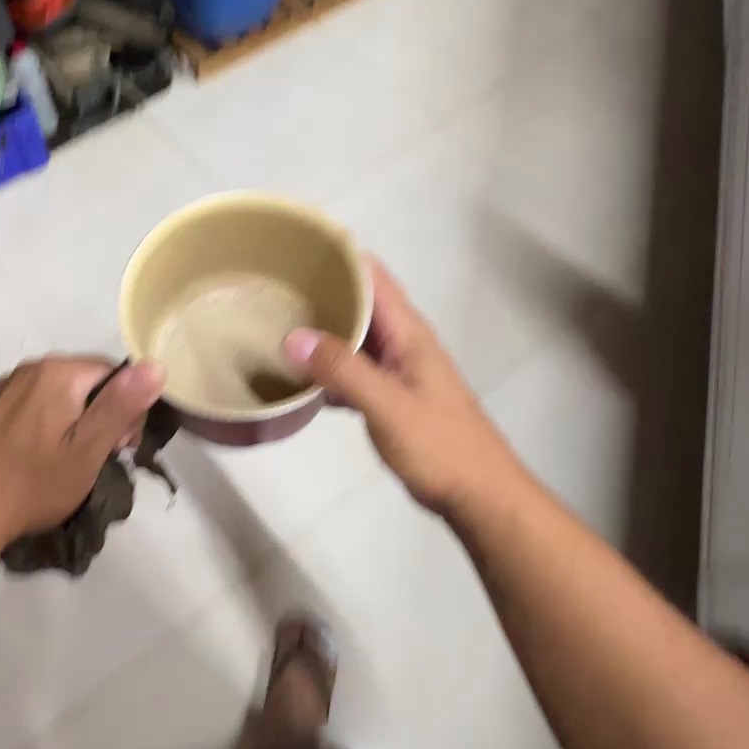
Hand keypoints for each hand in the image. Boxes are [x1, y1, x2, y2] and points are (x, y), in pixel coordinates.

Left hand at [0, 356, 163, 551]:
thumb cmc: (32, 483)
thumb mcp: (88, 449)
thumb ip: (121, 405)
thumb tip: (155, 365)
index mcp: (58, 372)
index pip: (115, 373)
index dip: (128, 409)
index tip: (123, 447)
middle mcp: (30, 369)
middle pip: (86, 381)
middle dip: (102, 414)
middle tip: (99, 459)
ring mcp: (6, 388)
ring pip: (60, 394)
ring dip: (76, 421)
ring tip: (71, 463)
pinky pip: (34, 405)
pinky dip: (48, 425)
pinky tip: (41, 458)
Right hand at [283, 259, 528, 513]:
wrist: (480, 497)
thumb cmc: (441, 446)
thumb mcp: (388, 406)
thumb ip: (342, 370)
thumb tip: (292, 337)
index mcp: (408, 333)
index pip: (372, 275)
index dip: (337, 257)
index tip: (292, 251)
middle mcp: (403, 343)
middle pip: (359, 302)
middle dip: (319, 291)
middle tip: (268, 289)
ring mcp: (397, 371)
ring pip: (353, 337)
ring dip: (320, 330)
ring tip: (274, 326)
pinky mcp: (390, 397)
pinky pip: (351, 370)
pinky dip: (326, 368)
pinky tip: (297, 379)